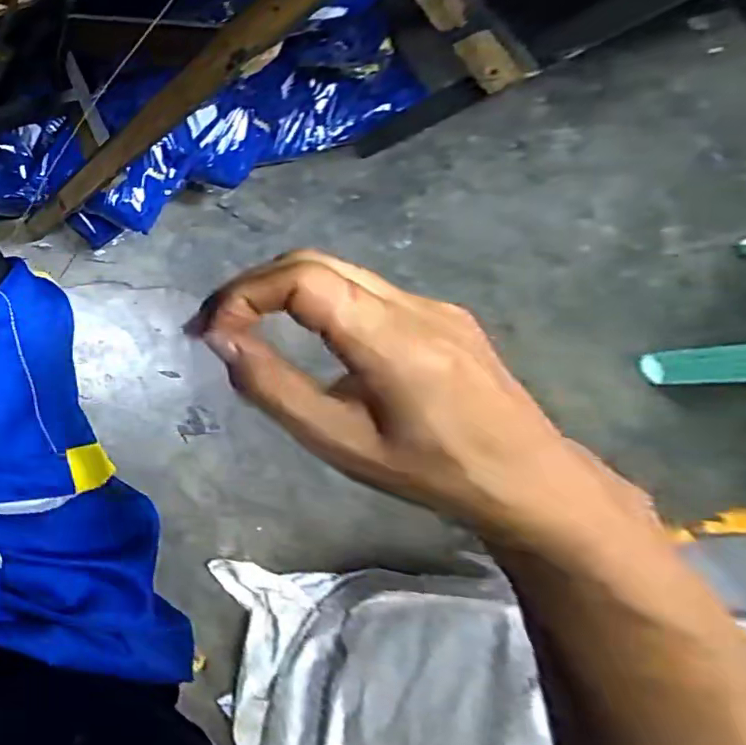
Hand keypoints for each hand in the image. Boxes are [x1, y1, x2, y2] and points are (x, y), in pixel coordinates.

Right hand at [190, 250, 647, 549]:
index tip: (211, 331)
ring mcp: (430, 304)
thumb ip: (273, 388)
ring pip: (335, 269)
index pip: (302, 279)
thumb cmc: (430, 473)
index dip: (244, 294)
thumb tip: (221, 340)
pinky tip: (300, 333)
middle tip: (215, 325)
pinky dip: (310, 297)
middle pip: (313, 262)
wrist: (534, 482)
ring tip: (244, 325)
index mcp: (393, 340)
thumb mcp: (339, 443)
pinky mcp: (438, 312)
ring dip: (278, 288)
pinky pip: (359, 288)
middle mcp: (414, 305)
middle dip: (251, 285)